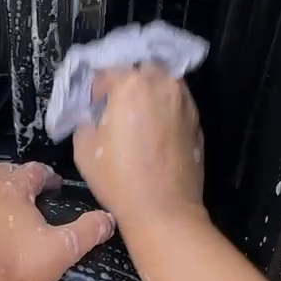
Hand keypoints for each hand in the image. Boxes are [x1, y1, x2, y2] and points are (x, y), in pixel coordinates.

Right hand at [72, 66, 207, 232]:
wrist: (164, 211)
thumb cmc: (121, 181)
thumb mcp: (84, 150)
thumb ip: (85, 121)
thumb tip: (92, 117)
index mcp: (132, 85)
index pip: (107, 71)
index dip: (96, 87)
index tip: (92, 103)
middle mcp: (163, 85)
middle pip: (141, 69)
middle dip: (127, 82)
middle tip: (115, 106)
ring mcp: (185, 103)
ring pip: (163, 84)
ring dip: (149, 94)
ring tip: (136, 118)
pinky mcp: (197, 122)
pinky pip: (176, 105)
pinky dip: (164, 110)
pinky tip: (154, 132)